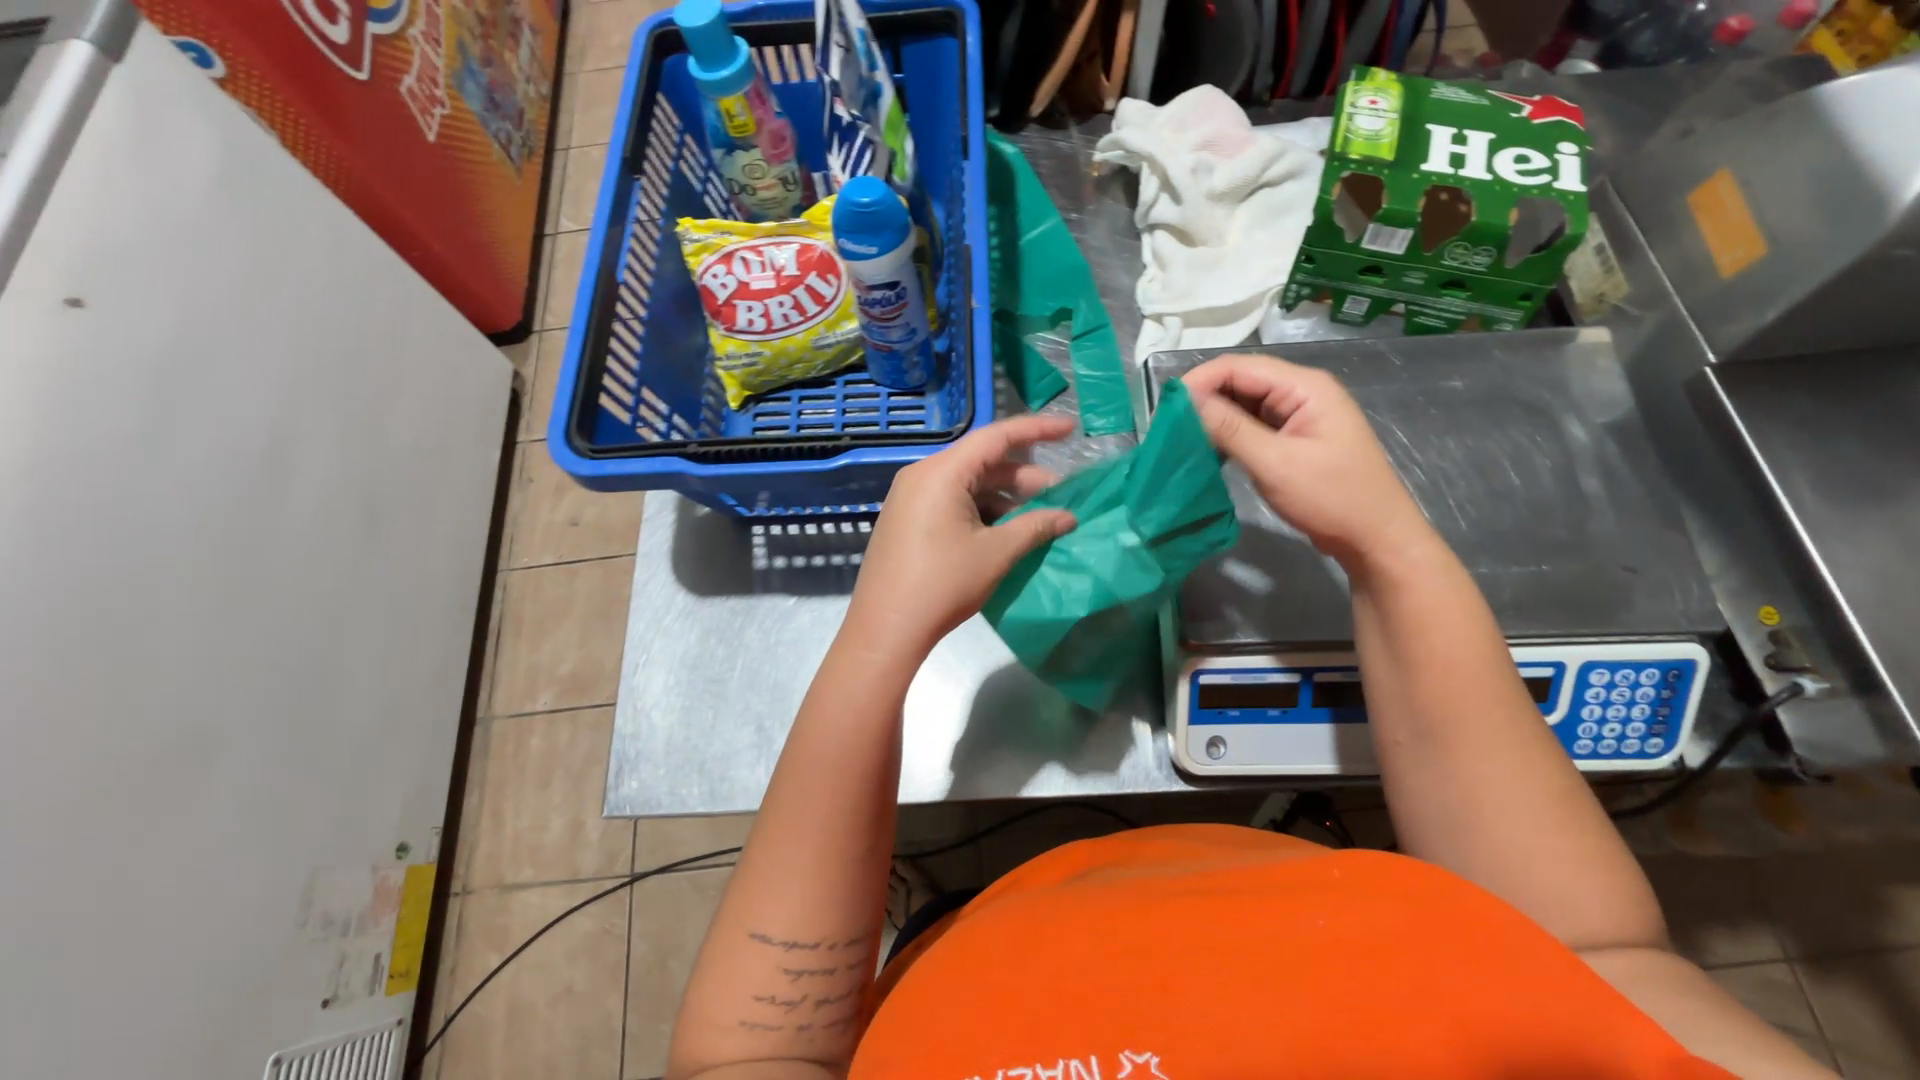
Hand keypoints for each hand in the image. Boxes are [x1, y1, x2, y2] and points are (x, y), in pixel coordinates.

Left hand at [844, 415, 1078, 656]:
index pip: (996, 437)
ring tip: (1038, 516)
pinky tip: (1006, 530)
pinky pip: (951, 501)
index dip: (1037, 429)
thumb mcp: (996, 553)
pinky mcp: (907, 519)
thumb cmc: (942, 584)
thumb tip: (1068, 517)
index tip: (1070, 429)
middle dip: (1024, 476)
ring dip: (1004, 496)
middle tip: (1061, 494)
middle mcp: (922, 476)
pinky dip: (981, 509)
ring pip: (967, 484)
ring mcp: (911, 497)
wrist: (886, 628)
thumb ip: (1035, 527)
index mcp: (941, 472)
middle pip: (982, 461)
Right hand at [1182, 353, 1431, 569]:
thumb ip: (1230, 429)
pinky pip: (1252, 425)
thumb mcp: (1276, 463)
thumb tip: (1187, 401)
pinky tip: (1209, 454)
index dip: (1199, 382)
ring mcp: (1298, 415)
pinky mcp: (1293, 438)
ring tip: (1182, 442)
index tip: (1166, 412)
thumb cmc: (1332, 498)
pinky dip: (1228, 436)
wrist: (1376, 538)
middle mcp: (1301, 391)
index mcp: (1304, 386)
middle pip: (1239, 381)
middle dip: (1203, 401)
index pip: (1238, 367)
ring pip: (1243, 404)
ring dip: (1213, 420)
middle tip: (1169, 430)